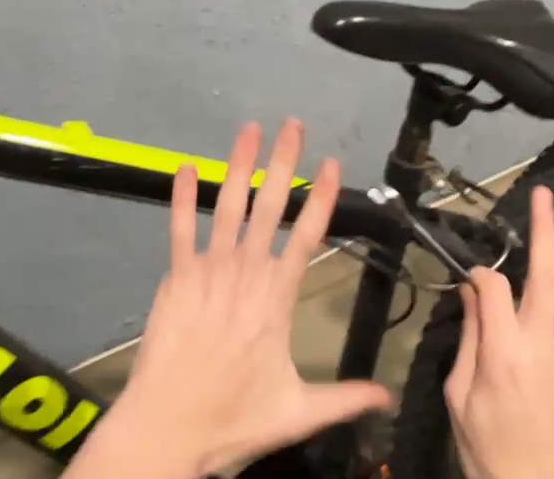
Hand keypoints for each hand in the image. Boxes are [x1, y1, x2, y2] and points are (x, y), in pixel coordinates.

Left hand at [67, 120, 391, 477]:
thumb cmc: (232, 419)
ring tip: (249, 130)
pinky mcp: (176, 277)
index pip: (308, 234)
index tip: (331, 162)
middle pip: (270, 206)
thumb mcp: (297, 412)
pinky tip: (183, 167)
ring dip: (239, 164)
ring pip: (228, 205)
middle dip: (283, 161)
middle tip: (292, 124)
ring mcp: (208, 270)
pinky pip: (179, 229)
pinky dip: (181, 196)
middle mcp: (246, 272)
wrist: (165, 429)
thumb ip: (344, 398)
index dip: (321, 196)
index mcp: (278, 296)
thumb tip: (388, 396)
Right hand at [444, 185, 553, 478]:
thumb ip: (469, 338)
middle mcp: (541, 343)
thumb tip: (471, 291)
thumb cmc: (486, 447)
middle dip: (542, 230)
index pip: (493, 287)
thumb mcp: (459, 395)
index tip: (472, 276)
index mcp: (502, 350)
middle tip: (543, 194)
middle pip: (543, 275)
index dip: (481, 273)